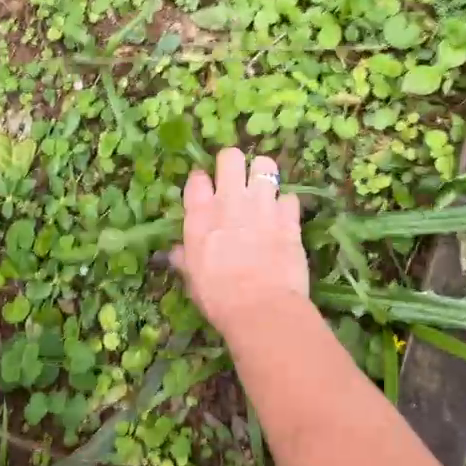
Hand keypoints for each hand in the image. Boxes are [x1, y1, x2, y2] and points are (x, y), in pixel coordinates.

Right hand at [170, 148, 308, 336]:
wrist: (262, 309)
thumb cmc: (219, 298)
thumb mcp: (193, 279)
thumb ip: (185, 258)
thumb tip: (176, 252)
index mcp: (201, 215)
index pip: (197, 177)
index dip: (202, 181)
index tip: (206, 191)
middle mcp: (230, 200)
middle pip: (231, 157)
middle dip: (234, 163)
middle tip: (236, 180)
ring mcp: (262, 205)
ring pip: (265, 165)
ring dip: (264, 175)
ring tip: (263, 190)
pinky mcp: (289, 217)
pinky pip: (290, 197)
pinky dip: (286, 206)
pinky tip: (284, 218)